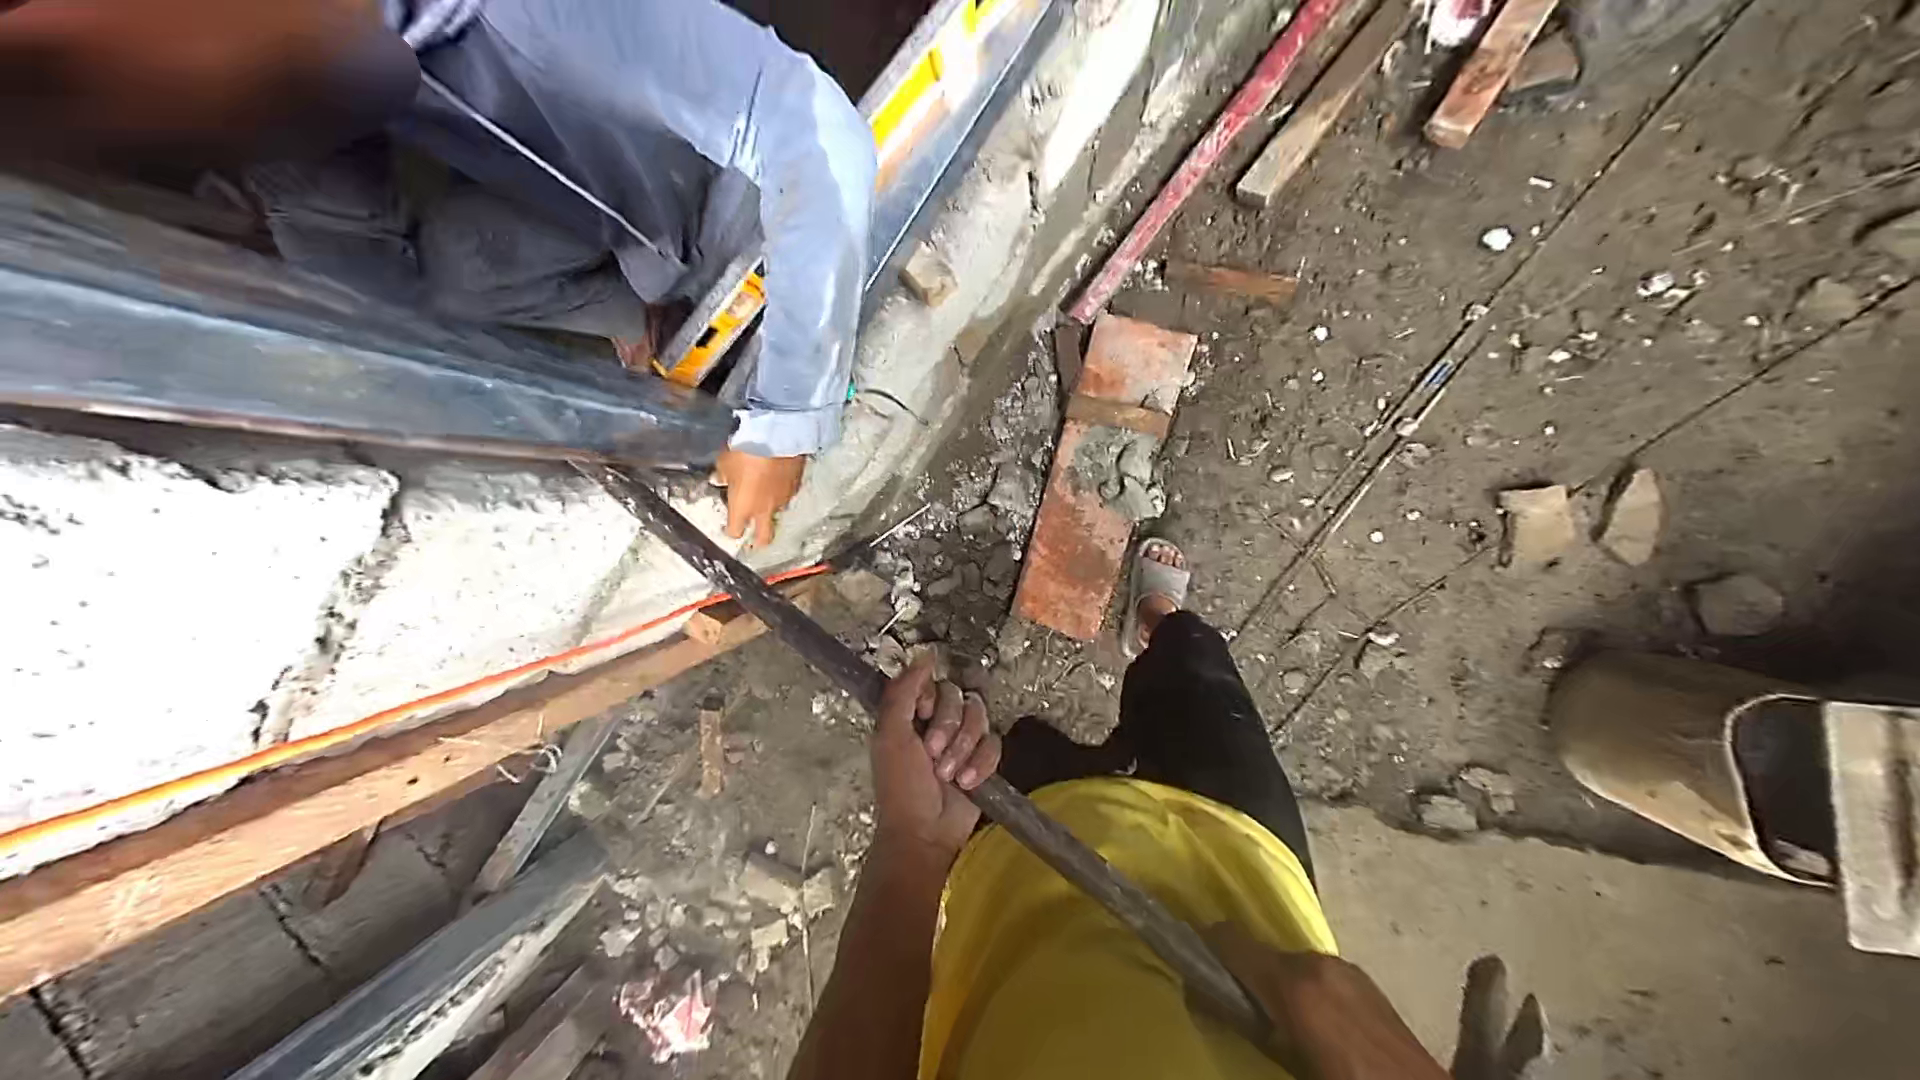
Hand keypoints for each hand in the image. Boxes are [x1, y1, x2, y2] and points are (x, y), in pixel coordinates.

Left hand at [714, 449, 804, 548]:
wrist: (777, 438)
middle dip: (759, 541)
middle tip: (756, 539)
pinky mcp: (797, 486)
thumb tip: (720, 480)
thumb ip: (723, 476)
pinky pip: (787, 495)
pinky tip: (778, 479)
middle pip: (764, 538)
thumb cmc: (744, 453)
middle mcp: (764, 510)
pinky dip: (781, 491)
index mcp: (742, 508)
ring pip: (777, 513)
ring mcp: (783, 500)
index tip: (730, 527)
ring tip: (767, 495)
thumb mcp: (724, 462)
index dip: (732, 531)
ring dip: (770, 509)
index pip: (735, 532)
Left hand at [871, 655, 1000, 862]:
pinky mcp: (984, 760)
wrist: (924, 833)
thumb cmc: (900, 785)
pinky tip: (968, 782)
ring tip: (950, 774)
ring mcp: (963, 741)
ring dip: (964, 748)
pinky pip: (995, 744)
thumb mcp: (891, 734)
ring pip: (979, 719)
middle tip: (933, 754)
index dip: (934, 699)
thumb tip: (925, 654)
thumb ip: (903, 690)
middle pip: (961, 698)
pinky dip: (981, 763)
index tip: (923, 715)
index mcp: (914, 713)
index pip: (937, 683)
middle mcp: (939, 722)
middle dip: (949, 728)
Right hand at [1205, 923, 1448, 1079]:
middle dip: (1245, 978)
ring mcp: (1349, 971)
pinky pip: (1321, 977)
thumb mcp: (1288, 1068)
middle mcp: (1318, 963)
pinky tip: (1317, 1031)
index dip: (1205, 945)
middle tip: (1237, 1013)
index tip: (1190, 961)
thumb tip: (1201, 998)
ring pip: (1292, 966)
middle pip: (1262, 955)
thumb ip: (1247, 1028)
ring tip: (1279, 1028)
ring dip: (1279, 988)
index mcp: (1296, 984)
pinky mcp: (1371, 986)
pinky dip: (1307, 993)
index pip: (1231, 940)